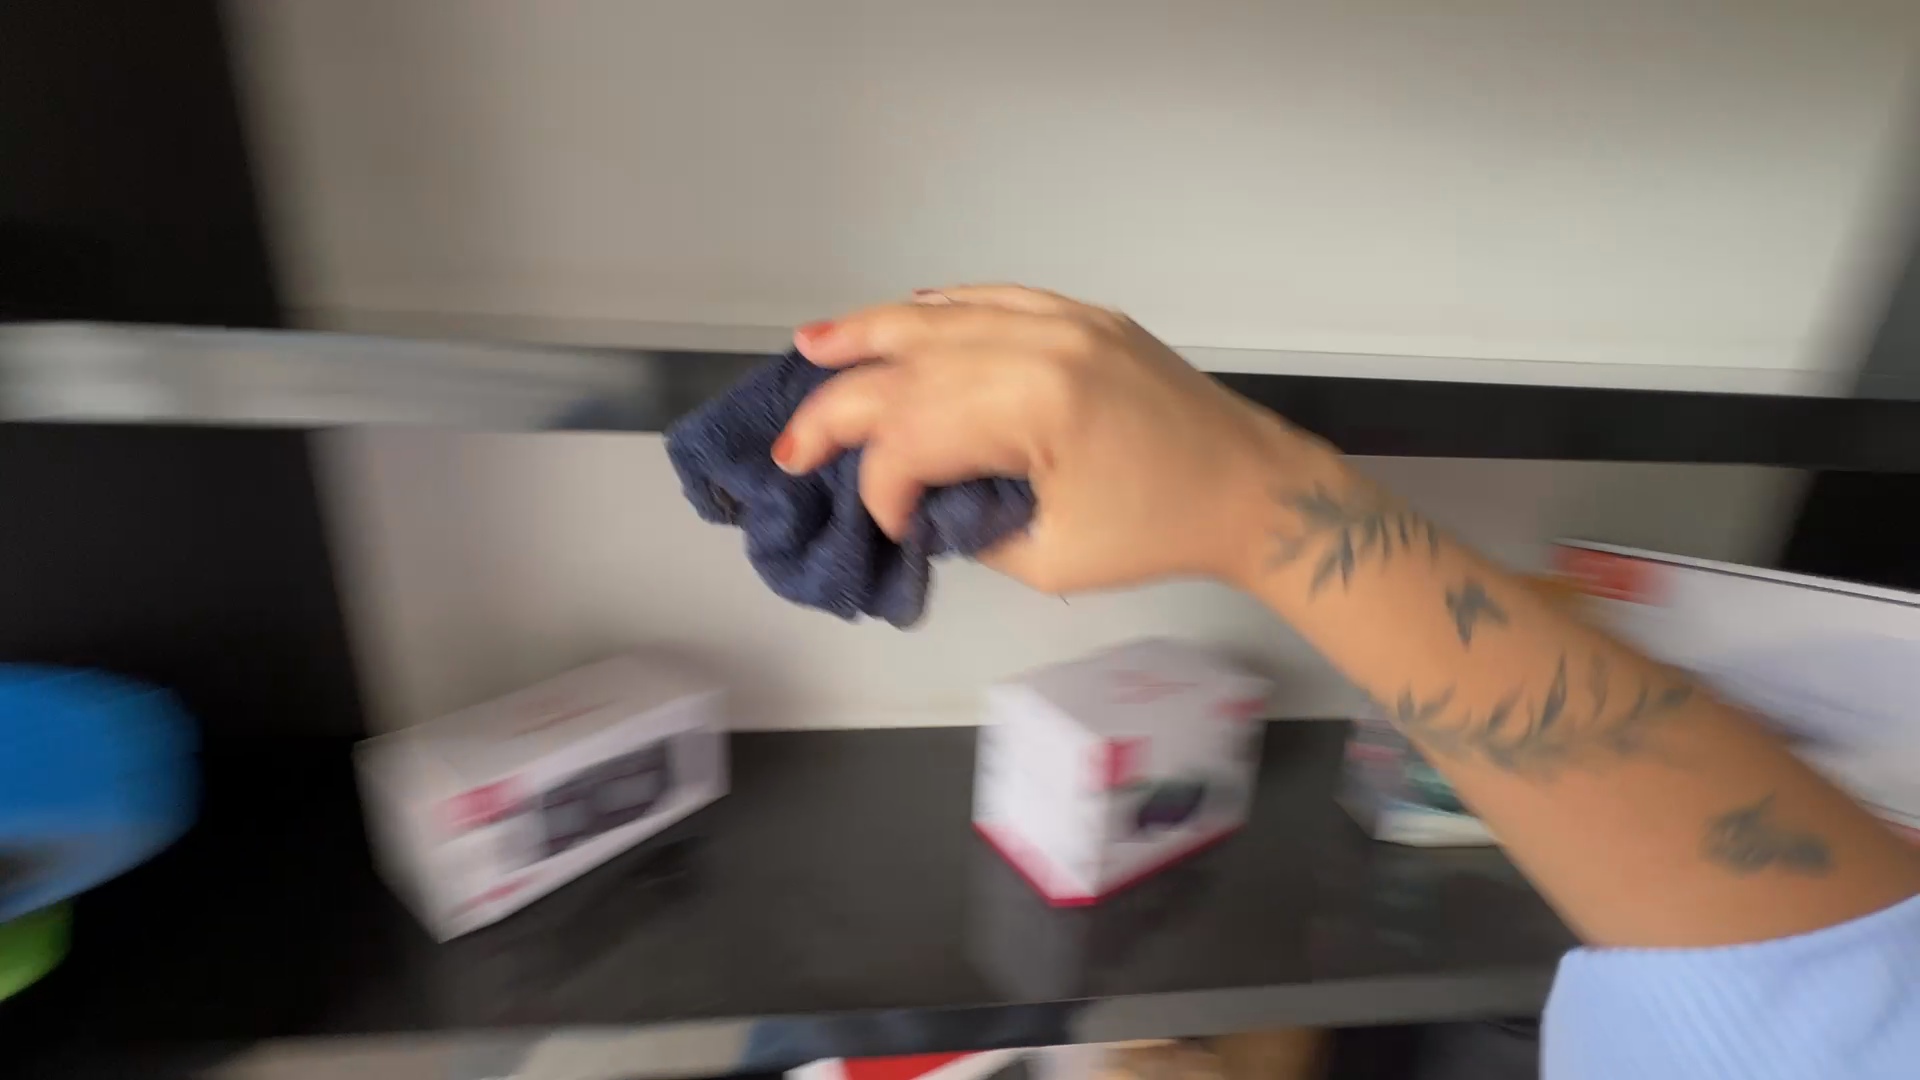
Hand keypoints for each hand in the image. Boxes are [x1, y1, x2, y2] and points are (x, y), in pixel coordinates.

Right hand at [773, 285, 1338, 592]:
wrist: (1253, 491)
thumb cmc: (1158, 535)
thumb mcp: (1049, 560)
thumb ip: (970, 527)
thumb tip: (922, 505)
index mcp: (1036, 405)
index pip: (916, 439)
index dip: (881, 489)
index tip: (885, 526)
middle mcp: (1041, 343)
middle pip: (909, 369)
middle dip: (840, 411)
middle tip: (789, 443)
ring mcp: (1064, 319)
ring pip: (940, 317)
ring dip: (867, 333)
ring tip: (811, 346)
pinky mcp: (1082, 317)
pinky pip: (992, 299)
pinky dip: (939, 308)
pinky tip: (903, 314)